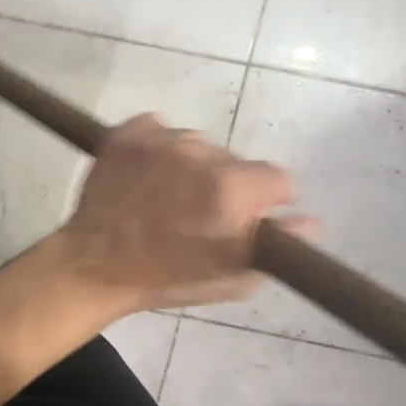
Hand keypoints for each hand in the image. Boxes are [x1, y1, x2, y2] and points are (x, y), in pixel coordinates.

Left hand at [52, 114, 311, 312]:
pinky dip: (156, 146)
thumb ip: (276, 244)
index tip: (252, 215)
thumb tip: (310, 221)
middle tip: (200, 211)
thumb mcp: (234, 274)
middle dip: (227, 183)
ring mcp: (158, 140)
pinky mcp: (125, 133)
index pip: (278, 178)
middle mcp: (198, 154)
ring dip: (191, 164)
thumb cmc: (168, 277)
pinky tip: (146, 172)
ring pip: (195, 144)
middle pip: (233, 160)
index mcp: (231, 189)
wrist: (94, 263)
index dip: (270, 199)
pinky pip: (156, 128)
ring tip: (168, 194)